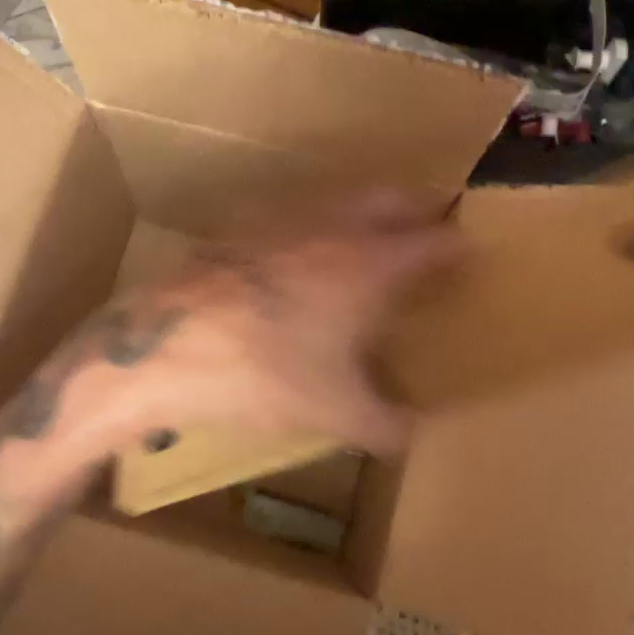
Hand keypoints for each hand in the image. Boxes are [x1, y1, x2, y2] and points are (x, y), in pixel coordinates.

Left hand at [21, 195, 463, 466]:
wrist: (161, 352)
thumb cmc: (263, 375)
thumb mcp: (336, 413)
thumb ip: (385, 423)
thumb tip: (412, 434)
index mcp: (368, 264)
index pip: (432, 241)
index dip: (457, 246)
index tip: (472, 251)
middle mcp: (328, 231)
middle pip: (385, 200)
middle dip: (411, 212)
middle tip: (425, 233)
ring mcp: (276, 228)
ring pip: (333, 206)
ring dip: (357, 219)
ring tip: (364, 249)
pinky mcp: (234, 238)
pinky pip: (287, 225)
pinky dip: (307, 237)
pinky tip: (293, 270)